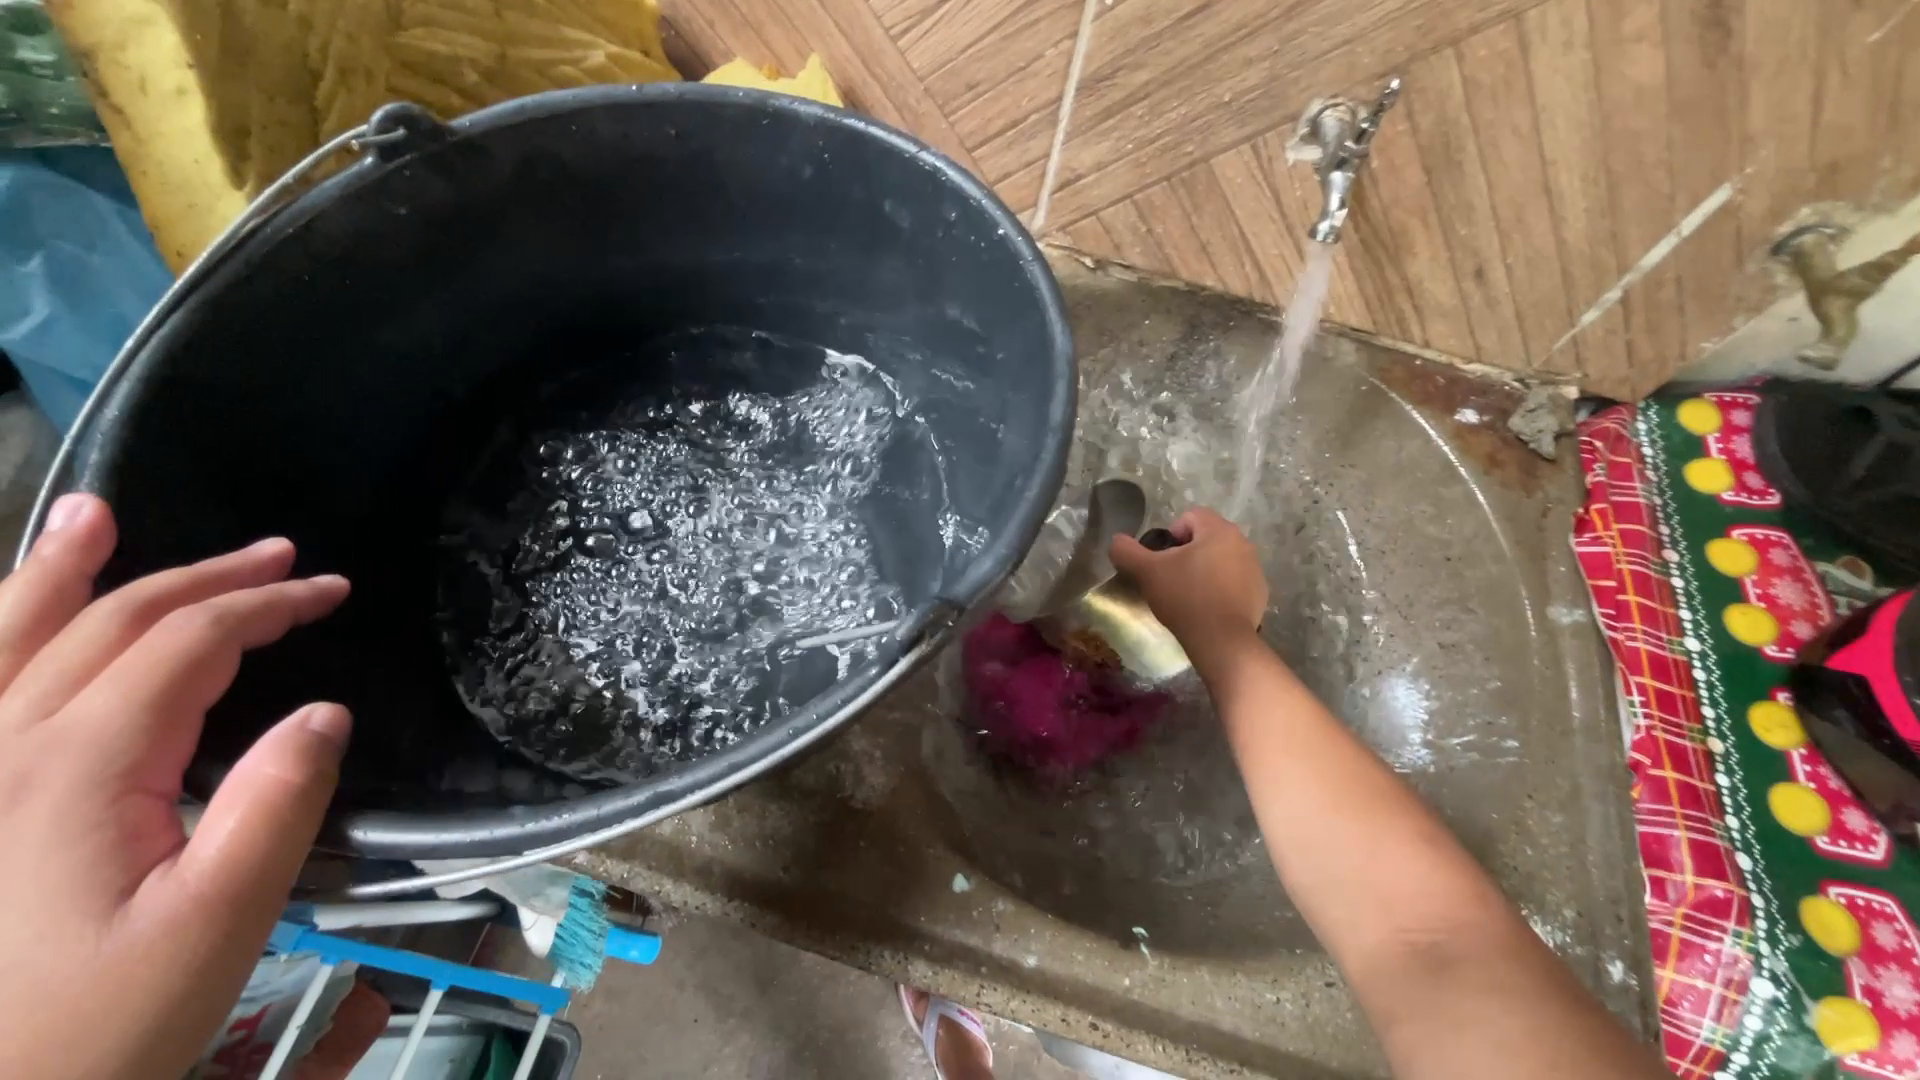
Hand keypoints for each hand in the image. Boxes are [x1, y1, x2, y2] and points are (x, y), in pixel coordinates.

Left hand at [0, 494, 351, 1079]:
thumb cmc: (94, 1023)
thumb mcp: (216, 921)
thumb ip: (275, 805)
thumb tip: (324, 713)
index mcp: (75, 770)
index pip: (185, 645)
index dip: (265, 604)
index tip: (333, 591)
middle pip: (105, 626)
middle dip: (201, 578)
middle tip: (279, 553)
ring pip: (2, 641)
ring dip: (57, 571)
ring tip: (91, 515)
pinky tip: (10, 620)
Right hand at [1109, 506, 1267, 655]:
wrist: (1221, 641)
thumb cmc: (1184, 598)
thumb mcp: (1146, 572)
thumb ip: (1126, 551)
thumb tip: (1117, 541)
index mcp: (1219, 530)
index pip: (1190, 517)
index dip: (1170, 535)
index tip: (1162, 560)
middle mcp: (1242, 543)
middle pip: (1206, 538)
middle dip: (1187, 553)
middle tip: (1171, 578)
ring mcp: (1255, 568)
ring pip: (1221, 559)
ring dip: (1204, 570)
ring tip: (1189, 595)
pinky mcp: (1259, 592)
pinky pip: (1234, 581)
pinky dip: (1220, 588)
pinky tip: (1207, 608)